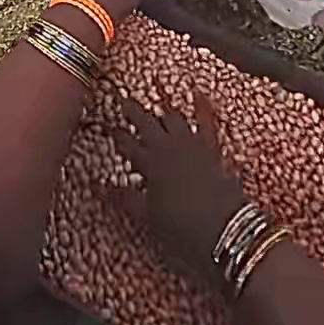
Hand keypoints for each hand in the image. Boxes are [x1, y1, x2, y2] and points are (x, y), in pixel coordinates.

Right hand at [115, 95, 249, 281]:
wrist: (227, 231)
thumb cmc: (183, 227)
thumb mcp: (147, 217)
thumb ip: (122, 197)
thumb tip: (96, 186)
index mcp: (149, 163)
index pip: (126, 143)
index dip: (117, 135)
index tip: (110, 128)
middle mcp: (167, 147)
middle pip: (145, 122)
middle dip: (132, 111)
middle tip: (123, 102)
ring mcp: (190, 144)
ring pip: (171, 118)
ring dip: (161, 114)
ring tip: (154, 111)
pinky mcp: (211, 148)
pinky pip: (206, 122)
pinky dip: (202, 107)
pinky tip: (198, 93)